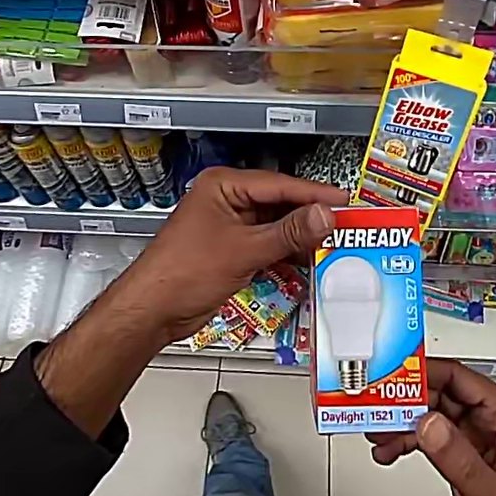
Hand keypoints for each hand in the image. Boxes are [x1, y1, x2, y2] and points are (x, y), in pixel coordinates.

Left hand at [100, 168, 343, 345]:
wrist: (152, 311)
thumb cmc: (182, 272)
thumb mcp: (244, 249)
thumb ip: (289, 232)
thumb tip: (324, 215)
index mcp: (223, 186)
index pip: (279, 184)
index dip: (314, 194)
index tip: (343, 201)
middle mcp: (227, 200)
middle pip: (279, 203)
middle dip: (309, 217)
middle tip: (343, 224)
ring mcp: (230, 225)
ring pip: (276, 226)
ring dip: (299, 237)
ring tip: (331, 244)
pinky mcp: (232, 248)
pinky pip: (268, 244)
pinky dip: (286, 253)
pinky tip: (307, 262)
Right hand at [369, 360, 495, 495]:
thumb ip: (458, 458)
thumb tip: (429, 424)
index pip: (460, 378)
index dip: (424, 374)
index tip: (395, 377)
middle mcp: (493, 419)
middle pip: (440, 392)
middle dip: (406, 401)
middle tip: (378, 405)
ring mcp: (476, 435)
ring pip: (430, 412)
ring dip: (403, 421)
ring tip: (380, 432)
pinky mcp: (462, 451)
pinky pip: (429, 434)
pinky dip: (408, 440)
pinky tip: (390, 449)